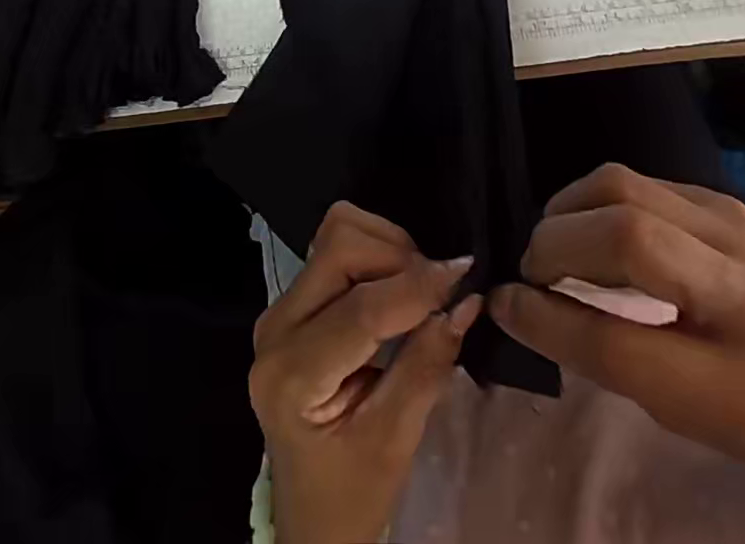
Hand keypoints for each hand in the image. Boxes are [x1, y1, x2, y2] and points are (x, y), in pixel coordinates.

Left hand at [250, 201, 482, 543]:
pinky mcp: (298, 298)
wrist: (314, 510)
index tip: (468, 273)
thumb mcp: (396, 439)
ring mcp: (283, 307)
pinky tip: (397, 287)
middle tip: (439, 294)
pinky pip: (338, 245)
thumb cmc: (352, 488)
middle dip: (401, 259)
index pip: (360, 309)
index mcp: (291, 375)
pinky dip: (379, 250)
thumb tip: (467, 302)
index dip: (418, 286)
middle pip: (340, 247)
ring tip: (418, 292)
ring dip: (390, 249)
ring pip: (338, 233)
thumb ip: (428, 363)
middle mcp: (276, 327)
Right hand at [489, 164, 744, 479]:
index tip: (504, 301)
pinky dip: (592, 200)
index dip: (546, 317)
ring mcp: (739, 232)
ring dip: (567, 211)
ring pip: (625, 188)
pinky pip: (636, 181)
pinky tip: (587, 229)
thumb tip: (518, 304)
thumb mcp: (685, 416)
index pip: (620, 340)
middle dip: (555, 245)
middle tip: (529, 271)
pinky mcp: (722, 201)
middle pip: (628, 236)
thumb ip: (604, 357)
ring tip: (552, 246)